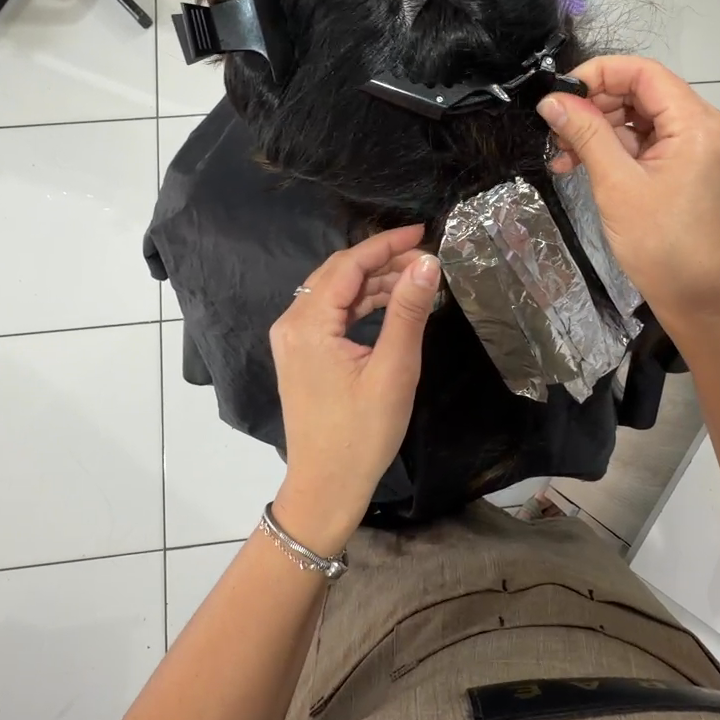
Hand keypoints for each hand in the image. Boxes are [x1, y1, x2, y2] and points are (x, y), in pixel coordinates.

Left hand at [267, 225, 440, 554]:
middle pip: (338, 273)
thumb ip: (407, 311)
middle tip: (426, 258)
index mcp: (308, 324)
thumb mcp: (393, 370)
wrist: (326, 487)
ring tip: (416, 281)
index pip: (348, 264)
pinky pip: (332, 313)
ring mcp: (293, 340)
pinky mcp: (301, 354)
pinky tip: (391, 304)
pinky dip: (362, 304)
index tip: (423, 233)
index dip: (386, 244)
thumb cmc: (362, 433)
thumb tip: (427, 263)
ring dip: (374, 282)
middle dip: (382, 260)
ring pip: (336, 292)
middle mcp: (292, 323)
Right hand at [539, 56, 719, 325]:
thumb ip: (585, 133)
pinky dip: (616, 148)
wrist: (694, 296)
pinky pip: (648, 140)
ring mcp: (701, 145)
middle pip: (642, 93)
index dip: (598, 74)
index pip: (644, 73)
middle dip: (595, 107)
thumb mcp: (616, 184)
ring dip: (600, 130)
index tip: (559, 94)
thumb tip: (551, 100)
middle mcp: (707, 124)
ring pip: (641, 117)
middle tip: (557, 132)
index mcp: (698, 123)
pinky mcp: (691, 164)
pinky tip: (582, 164)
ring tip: (564, 156)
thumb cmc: (660, 244)